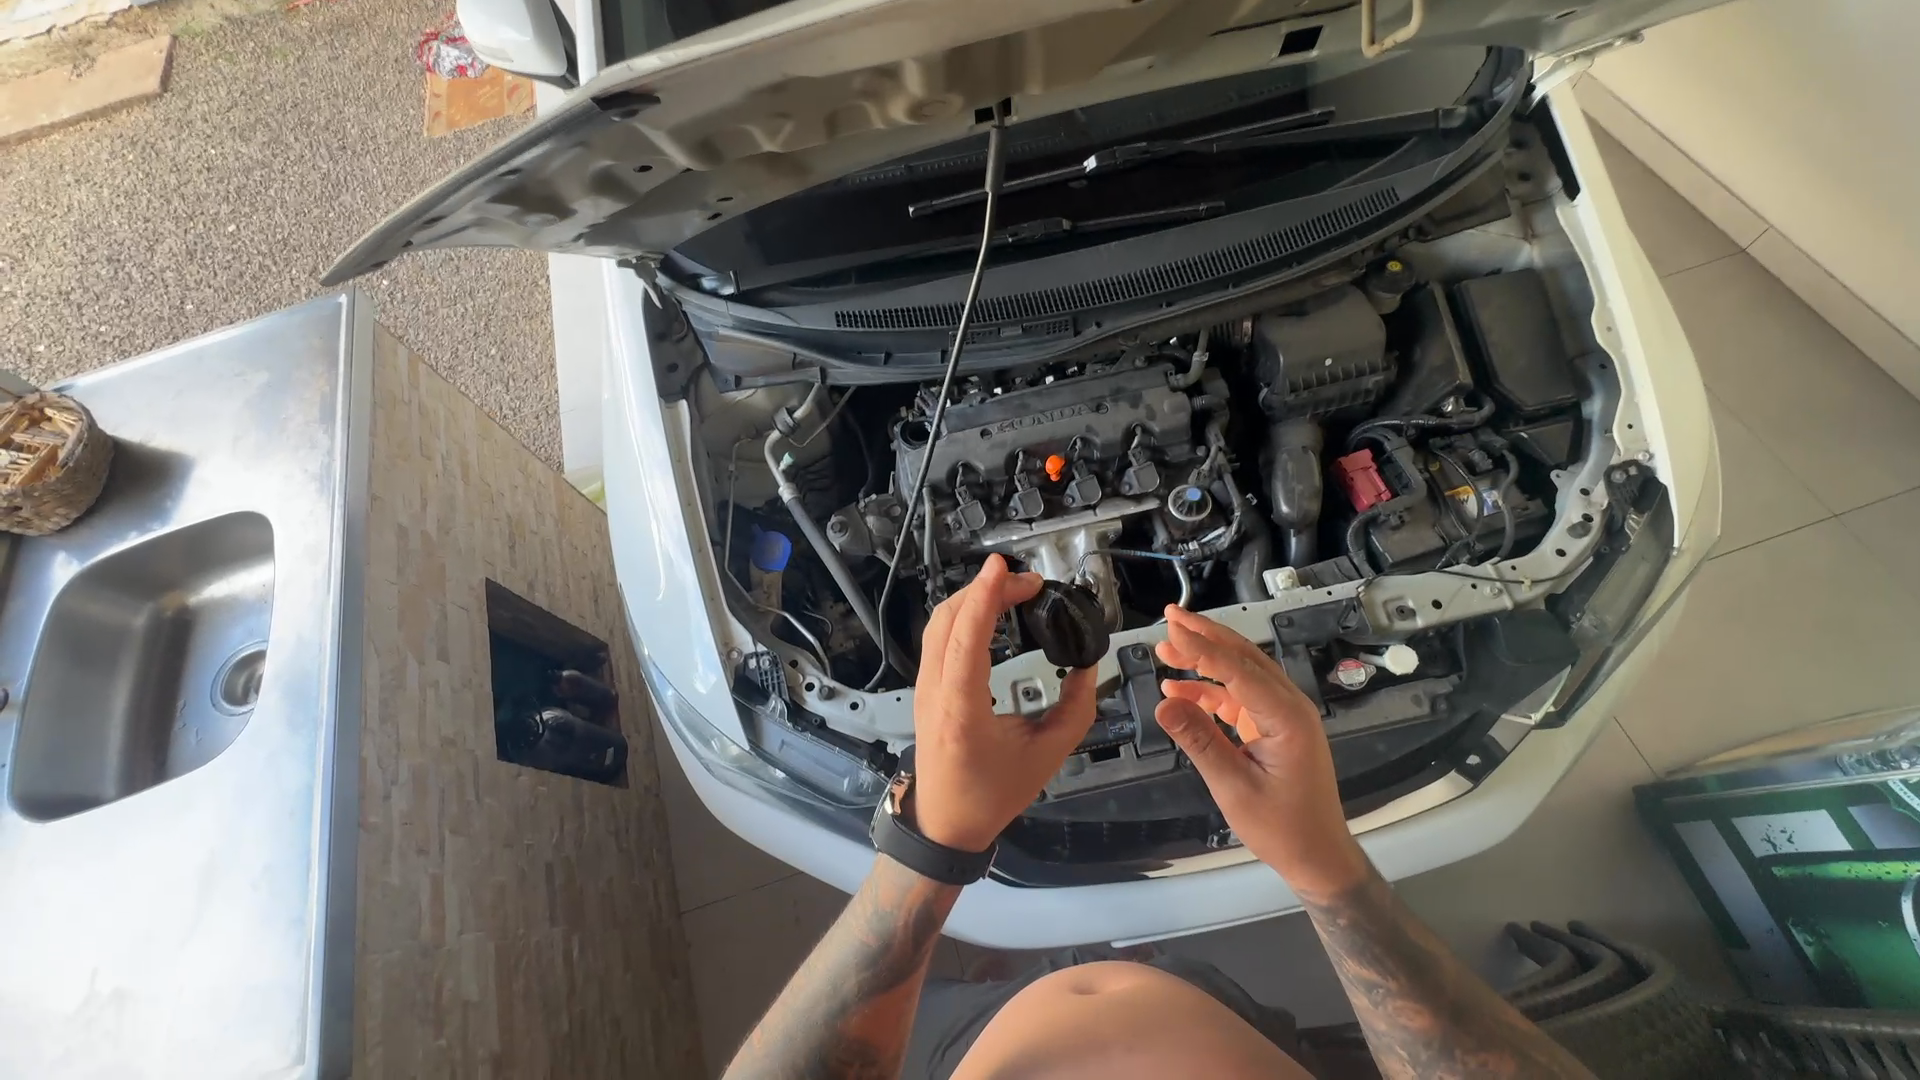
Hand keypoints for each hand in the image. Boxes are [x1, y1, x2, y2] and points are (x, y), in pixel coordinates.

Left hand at [909, 555, 1097, 853]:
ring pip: (939, 625)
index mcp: (962, 708)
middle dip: (986, 590)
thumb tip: (1087, 664)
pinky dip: (964, 616)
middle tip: (1029, 585)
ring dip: (972, 600)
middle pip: (948, 619)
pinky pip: (938, 638)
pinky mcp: (926, 687)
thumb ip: (1076, 706)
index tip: (1002, 568)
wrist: (945, 824)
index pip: (966, 638)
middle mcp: (935, 689)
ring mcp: (924, 687)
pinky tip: (989, 614)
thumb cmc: (994, 793)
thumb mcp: (1048, 754)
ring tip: (1012, 592)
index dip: (984, 597)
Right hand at [1153, 606, 1368, 895]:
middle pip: (1244, 658)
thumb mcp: (1234, 787)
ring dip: (1204, 659)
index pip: (1239, 670)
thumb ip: (1199, 741)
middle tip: (1170, 616)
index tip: (1171, 631)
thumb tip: (1163, 703)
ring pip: (1240, 672)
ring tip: (1165, 647)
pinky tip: (1178, 688)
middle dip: (1206, 635)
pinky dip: (1208, 689)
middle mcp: (1288, 706)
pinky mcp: (1272, 727)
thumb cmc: (1282, 827)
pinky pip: (1238, 697)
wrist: (1318, 857)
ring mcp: (1281, 715)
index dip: (1203, 649)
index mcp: (1287, 717)